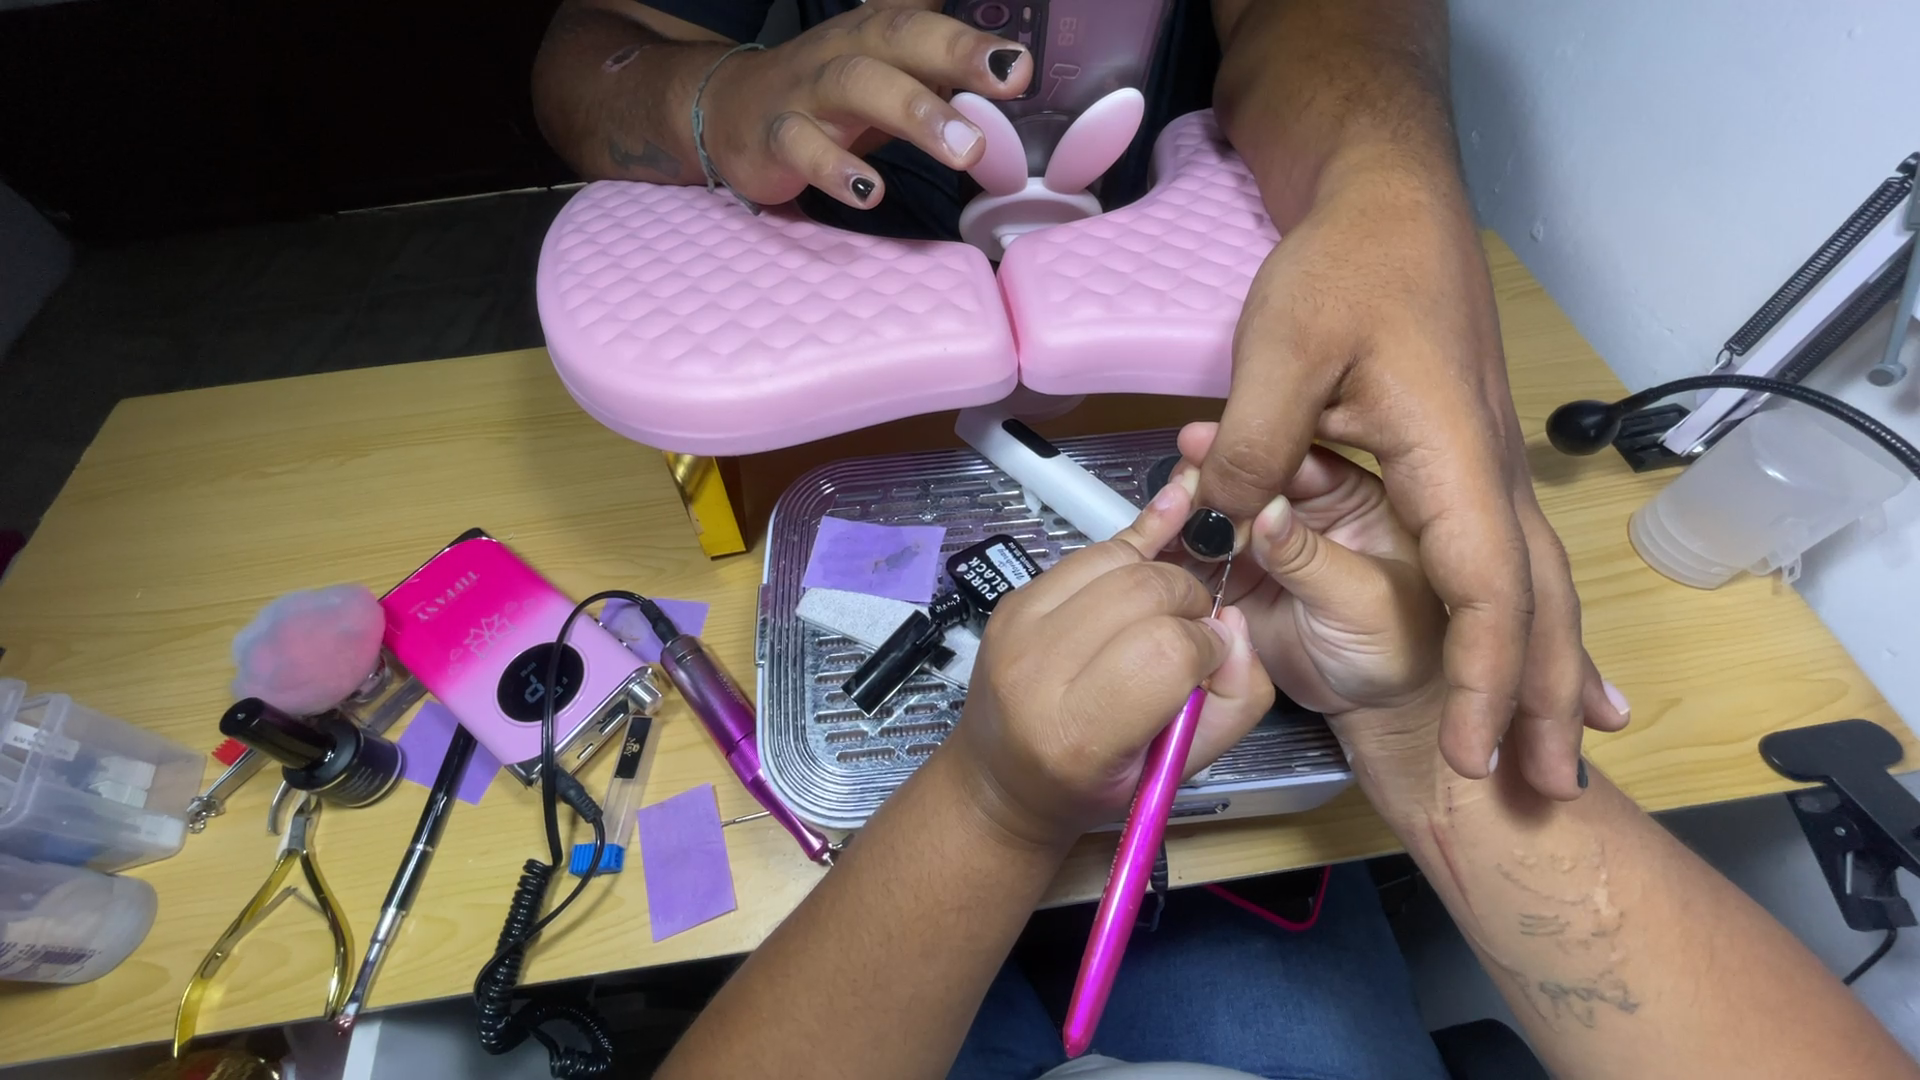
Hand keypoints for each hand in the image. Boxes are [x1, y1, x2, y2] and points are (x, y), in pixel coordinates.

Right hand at [699, 0, 1028, 208]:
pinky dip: (837, 170)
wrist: (730, 112)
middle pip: (897, 41)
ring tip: (963, 151)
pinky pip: (803, 149)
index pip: (926, 28)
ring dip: (914, 113)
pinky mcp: (774, 139)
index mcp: (873, 40)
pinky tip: (871, 193)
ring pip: (857, 87)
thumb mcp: (881, 75)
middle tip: (1009, 81)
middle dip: (956, 56)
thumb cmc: (824, 99)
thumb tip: (1004, 70)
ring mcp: (805, 95)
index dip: (972, 42)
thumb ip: (933, 70)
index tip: (1021, 65)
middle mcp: (842, 55)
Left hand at [948, 479, 1272, 848]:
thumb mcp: (1177, 768)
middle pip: (1140, 590)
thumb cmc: (1092, 784)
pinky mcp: (1011, 599)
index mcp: (1077, 733)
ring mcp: (1015, 627)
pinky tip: (1138, 578)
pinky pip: (1084, 555)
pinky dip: (1122, 562)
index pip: (1165, 651)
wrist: (1003, 776)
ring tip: (1162, 609)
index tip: (1209, 656)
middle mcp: (1036, 672)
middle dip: (1187, 598)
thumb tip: (1232, 624)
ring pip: (1112, 558)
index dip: (1205, 644)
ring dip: (1155, 573)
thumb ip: (1233, 703)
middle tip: (1191, 626)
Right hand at [1175, 426, 1452, 780]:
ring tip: (1164, 509)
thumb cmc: (1399, 649)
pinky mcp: (1233, 576)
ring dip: (1189, 509)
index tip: (1208, 441)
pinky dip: (1177, 547)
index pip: (1298, 461)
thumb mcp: (1363, 598)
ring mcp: (1262, 543)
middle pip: (1248, 479)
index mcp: (1351, 498)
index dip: (1257, 451)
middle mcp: (1301, 511)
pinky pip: (1199, 554)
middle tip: (1180, 478)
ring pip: (1218, 512)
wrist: (1375, 710)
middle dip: (1213, 475)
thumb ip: (1311, 556)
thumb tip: (1262, 509)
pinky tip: (1156, 540)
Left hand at [1191, 164, 1625, 799]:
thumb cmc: (1343, 271)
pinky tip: (1527, 639)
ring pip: (1527, 578)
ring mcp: (1475, 462)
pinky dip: (1516, 608)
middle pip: (1533, 599)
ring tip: (1551, 744)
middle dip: (1540, 696)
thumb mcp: (1279, 359)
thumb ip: (1252, 452)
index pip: (1486, 588)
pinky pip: (1495, 547)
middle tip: (1544, 786)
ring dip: (1541, 665)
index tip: (1479, 753)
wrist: (1389, 205)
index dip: (1488, 677)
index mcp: (1451, 458)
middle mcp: (1483, 471)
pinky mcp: (1452, 454)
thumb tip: (1217, 528)